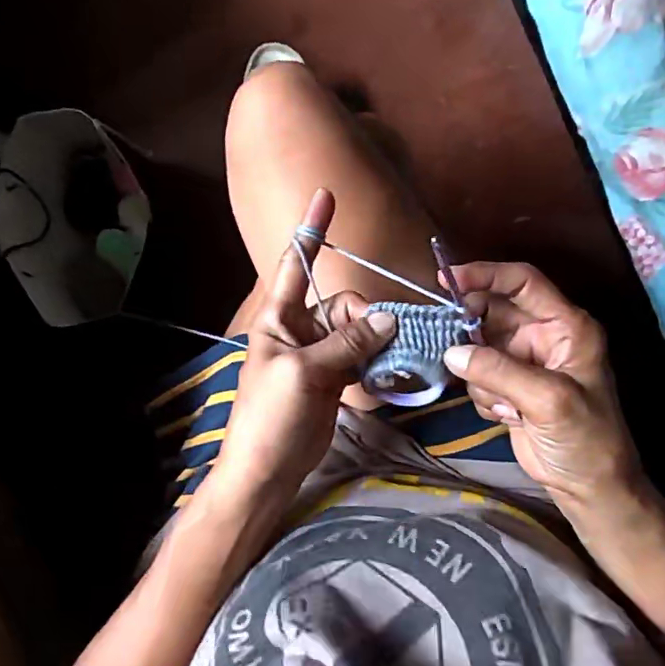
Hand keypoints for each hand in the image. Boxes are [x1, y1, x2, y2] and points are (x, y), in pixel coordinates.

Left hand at [210, 189, 398, 497]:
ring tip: (398, 353)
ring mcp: (319, 355)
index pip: (294, 264)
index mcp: (277, 318)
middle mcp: (298, 330)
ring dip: (378, 337)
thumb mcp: (303, 374)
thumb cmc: (269, 416)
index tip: (325, 195)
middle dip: (365, 314)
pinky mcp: (335, 379)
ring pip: (358, 330)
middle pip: (341, 303)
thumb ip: (346, 345)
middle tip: (382, 339)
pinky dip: (380, 359)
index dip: (310, 230)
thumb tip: (390, 318)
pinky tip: (395, 369)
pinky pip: (363, 357)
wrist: (266, 470)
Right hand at [439, 262, 644, 511]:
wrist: (588, 487)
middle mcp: (543, 336)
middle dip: (471, 330)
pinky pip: (476, 373)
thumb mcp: (548, 400)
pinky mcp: (508, 385)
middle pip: (492, 311)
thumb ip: (499, 371)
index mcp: (566, 326)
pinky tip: (505, 415)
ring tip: (502, 403)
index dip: (485, 274)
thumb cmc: (585, 438)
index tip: (446, 279)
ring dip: (478, 372)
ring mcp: (523, 361)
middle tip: (452, 346)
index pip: (522, 282)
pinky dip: (481, 392)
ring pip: (477, 345)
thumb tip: (451, 352)